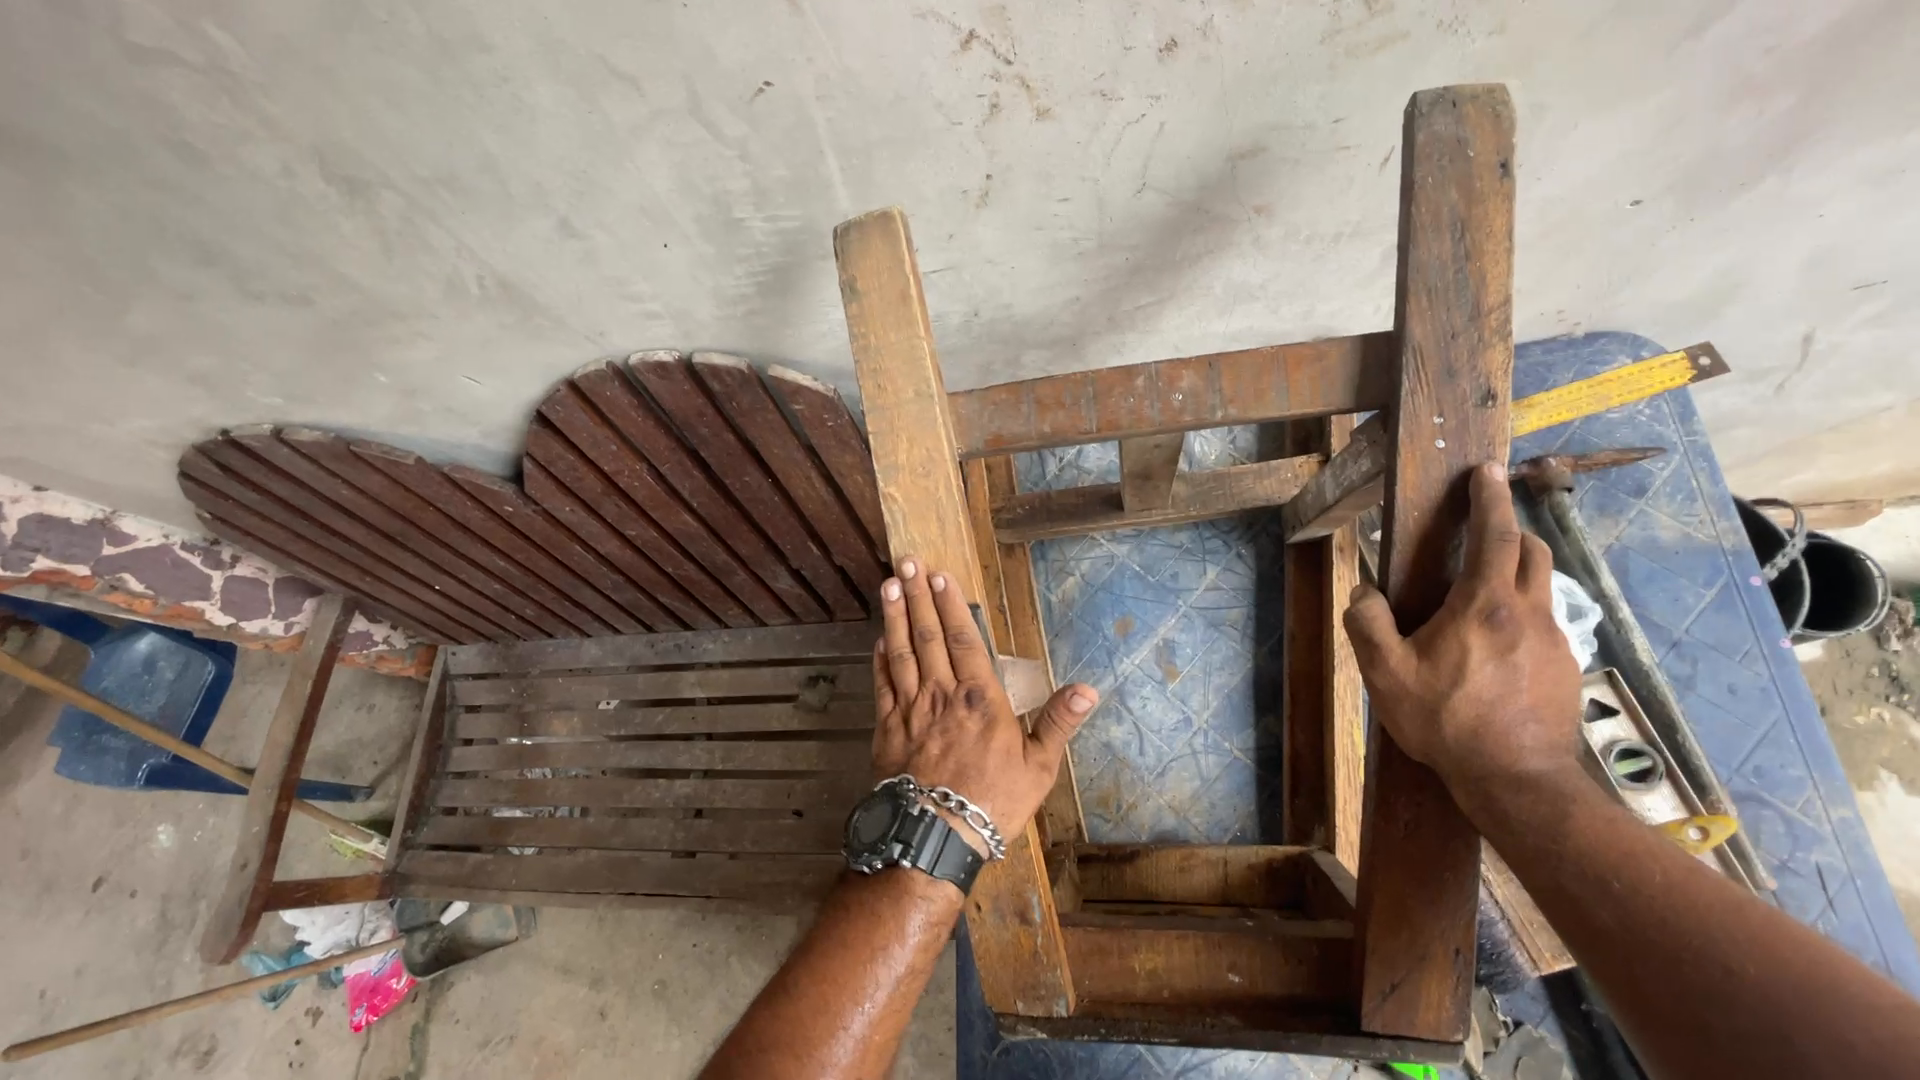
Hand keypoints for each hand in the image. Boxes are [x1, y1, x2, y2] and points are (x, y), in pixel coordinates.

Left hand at [871, 556, 1098, 853]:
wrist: (936, 836)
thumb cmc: (993, 802)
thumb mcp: (1039, 766)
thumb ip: (1058, 721)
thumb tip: (1089, 689)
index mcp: (980, 698)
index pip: (964, 639)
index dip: (951, 605)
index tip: (940, 576)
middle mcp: (942, 694)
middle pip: (928, 635)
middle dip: (918, 596)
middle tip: (908, 561)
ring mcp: (910, 710)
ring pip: (901, 652)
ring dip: (894, 616)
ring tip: (890, 585)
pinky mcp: (887, 730)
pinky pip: (882, 685)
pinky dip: (879, 659)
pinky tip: (877, 639)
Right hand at [1343, 462, 1583, 796]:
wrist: (1518, 780)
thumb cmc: (1447, 722)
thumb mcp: (1387, 676)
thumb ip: (1368, 625)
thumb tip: (1364, 593)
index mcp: (1484, 606)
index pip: (1495, 535)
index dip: (1491, 498)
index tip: (1488, 469)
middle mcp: (1528, 613)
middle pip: (1533, 551)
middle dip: (1511, 529)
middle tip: (1485, 530)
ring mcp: (1555, 641)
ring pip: (1544, 586)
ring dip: (1519, 571)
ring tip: (1484, 593)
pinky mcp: (1566, 668)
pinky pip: (1545, 623)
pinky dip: (1522, 615)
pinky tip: (1496, 649)